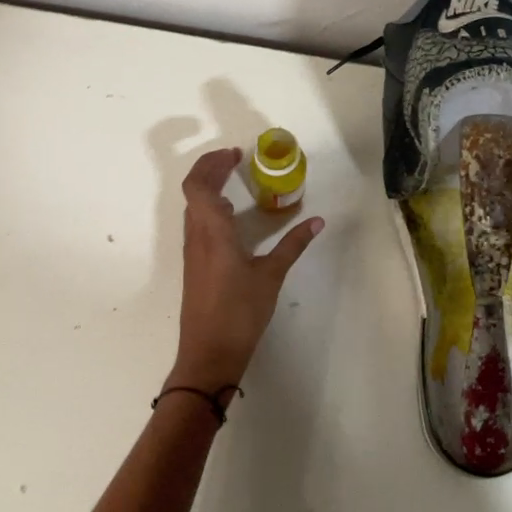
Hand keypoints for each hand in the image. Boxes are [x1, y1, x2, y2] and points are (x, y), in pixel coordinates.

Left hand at [168, 148, 323, 394]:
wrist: (208, 356)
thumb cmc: (239, 313)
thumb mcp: (271, 276)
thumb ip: (293, 244)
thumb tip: (317, 220)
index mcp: (212, 232)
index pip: (199, 186)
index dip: (212, 164)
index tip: (235, 155)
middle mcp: (197, 236)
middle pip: (194, 191)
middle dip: (211, 169)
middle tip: (235, 159)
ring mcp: (193, 252)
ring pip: (193, 207)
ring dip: (209, 187)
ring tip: (235, 181)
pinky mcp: (195, 266)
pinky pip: (198, 223)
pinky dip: (211, 207)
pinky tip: (232, 216)